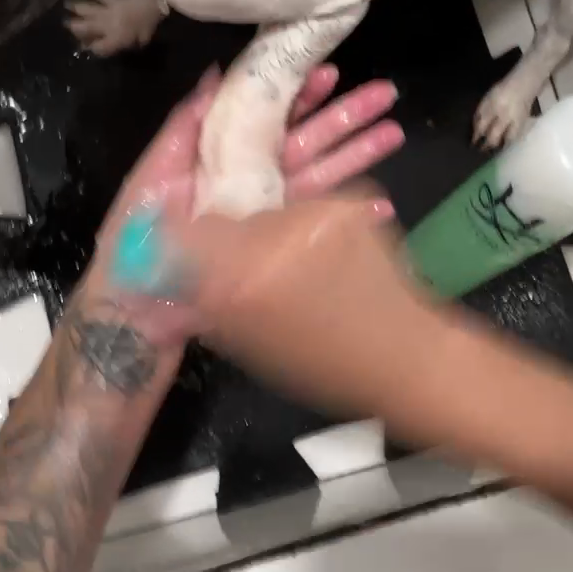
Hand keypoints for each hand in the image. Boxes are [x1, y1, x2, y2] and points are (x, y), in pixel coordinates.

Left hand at [83, 65, 403, 345]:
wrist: (131, 330)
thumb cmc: (133, 252)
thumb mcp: (149, 184)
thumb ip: (182, 132)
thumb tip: (214, 75)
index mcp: (217, 166)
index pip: (263, 122)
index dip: (296, 97)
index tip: (329, 74)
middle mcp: (245, 190)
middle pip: (299, 147)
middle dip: (341, 120)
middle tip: (383, 97)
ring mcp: (263, 226)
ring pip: (317, 182)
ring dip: (354, 157)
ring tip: (393, 135)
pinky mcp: (275, 261)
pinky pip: (319, 234)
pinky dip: (350, 220)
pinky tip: (380, 205)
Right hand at [167, 192, 449, 419]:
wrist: (407, 354)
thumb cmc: (325, 368)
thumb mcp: (250, 348)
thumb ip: (206, 306)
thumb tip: (165, 283)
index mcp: (240, 281)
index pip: (179, 234)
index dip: (176, 243)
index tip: (180, 254)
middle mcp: (272, 236)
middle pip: (225, 219)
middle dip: (229, 241)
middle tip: (249, 271)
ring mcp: (315, 215)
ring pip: (268, 212)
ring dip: (270, 235)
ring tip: (297, 269)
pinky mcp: (348, 203)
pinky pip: (307, 209)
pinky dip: (307, 230)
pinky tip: (326, 259)